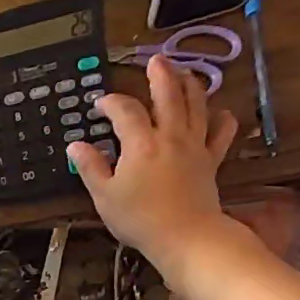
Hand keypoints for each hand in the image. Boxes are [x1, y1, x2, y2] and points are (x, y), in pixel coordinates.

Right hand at [67, 55, 241, 266]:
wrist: (186, 238)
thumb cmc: (141, 220)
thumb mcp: (105, 197)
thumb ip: (91, 168)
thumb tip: (76, 146)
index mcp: (141, 143)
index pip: (125, 110)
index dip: (110, 102)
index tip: (100, 105)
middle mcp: (170, 135)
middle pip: (168, 93)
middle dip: (160, 73)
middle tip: (155, 61)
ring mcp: (195, 145)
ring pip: (197, 104)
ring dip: (191, 84)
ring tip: (184, 73)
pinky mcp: (212, 160)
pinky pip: (222, 132)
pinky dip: (222, 119)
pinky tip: (219, 112)